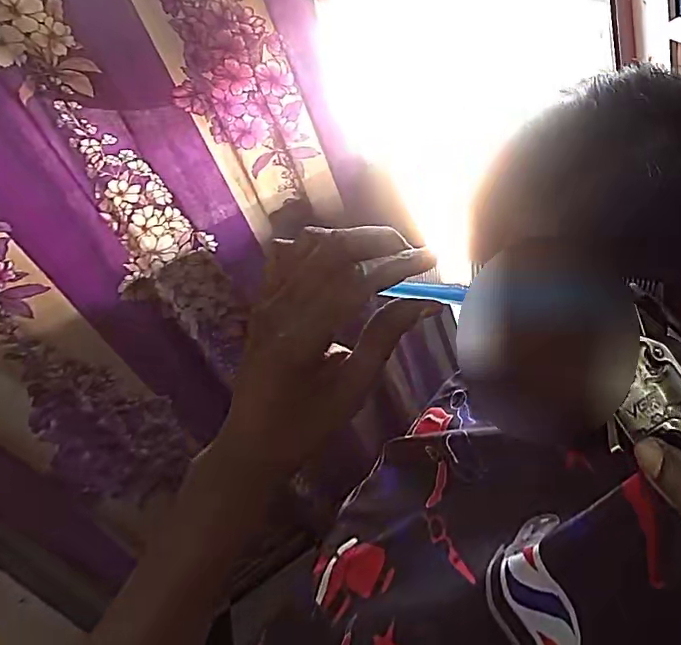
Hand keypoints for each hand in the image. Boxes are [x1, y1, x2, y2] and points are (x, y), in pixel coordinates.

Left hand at [214, 226, 439, 481]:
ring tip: (384, 250)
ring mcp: (267, 298)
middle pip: (331, 249)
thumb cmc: (305, 425)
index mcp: (300, 336)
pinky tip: (343, 257)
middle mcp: (279, 307)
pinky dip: (321, 245)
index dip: (395, 266)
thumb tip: (426, 302)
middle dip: (377, 241)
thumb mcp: (352, 389)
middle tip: (410, 251)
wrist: (251, 442)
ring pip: (310, 244)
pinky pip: (291, 253)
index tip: (429, 259)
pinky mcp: (264, 296)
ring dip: (351, 238)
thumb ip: (385, 337)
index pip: (354, 283)